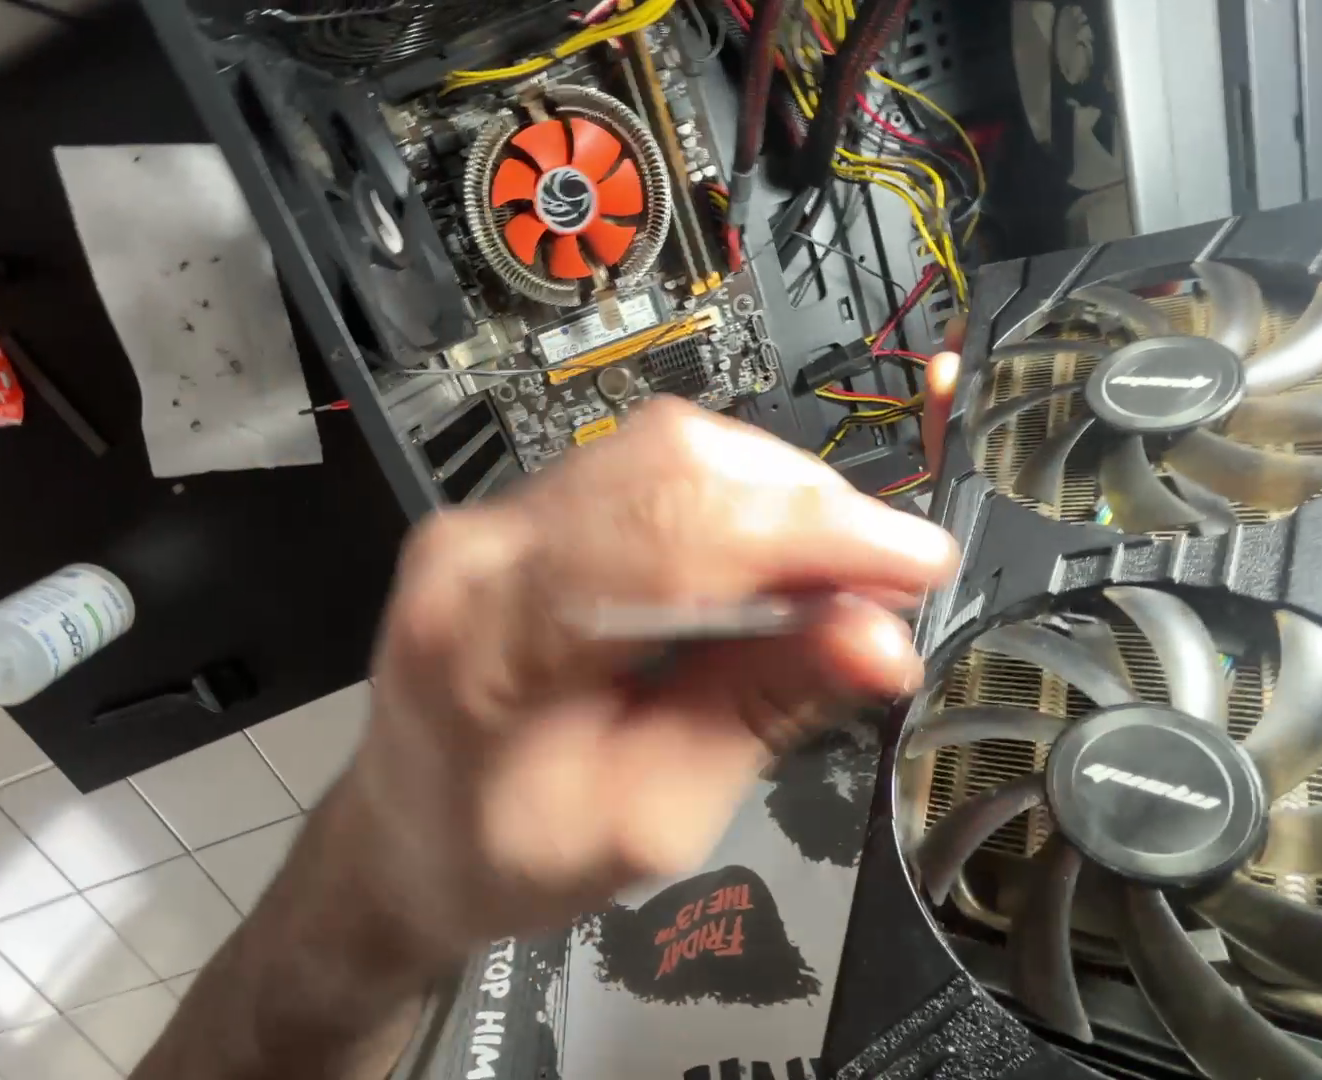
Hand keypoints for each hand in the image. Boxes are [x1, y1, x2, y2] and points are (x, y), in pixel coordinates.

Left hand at [302, 400, 956, 959]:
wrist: (403, 833)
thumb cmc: (510, 855)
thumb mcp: (648, 817)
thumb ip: (756, 712)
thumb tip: (880, 638)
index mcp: (493, 639)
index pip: (669, 536)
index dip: (810, 533)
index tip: (917, 562)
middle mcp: (481, 544)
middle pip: (672, 462)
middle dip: (805, 505)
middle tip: (883, 577)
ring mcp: (491, 513)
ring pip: (666, 449)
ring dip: (774, 497)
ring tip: (833, 573)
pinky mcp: (516, 510)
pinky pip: (643, 469)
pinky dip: (729, 500)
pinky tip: (765, 555)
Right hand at [919, 217, 1321, 561]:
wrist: (1248, 735)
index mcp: (1217, 456)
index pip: (1175, 375)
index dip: (1148, 321)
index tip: (1130, 277)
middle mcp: (1137, 483)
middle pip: (1079, 402)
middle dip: (1045, 349)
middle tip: (1030, 303)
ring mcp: (1073, 522)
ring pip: (1016, 438)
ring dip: (987, 382)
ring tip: (977, 334)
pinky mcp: (1022, 559)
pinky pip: (973, 494)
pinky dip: (950, 441)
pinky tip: (950, 386)